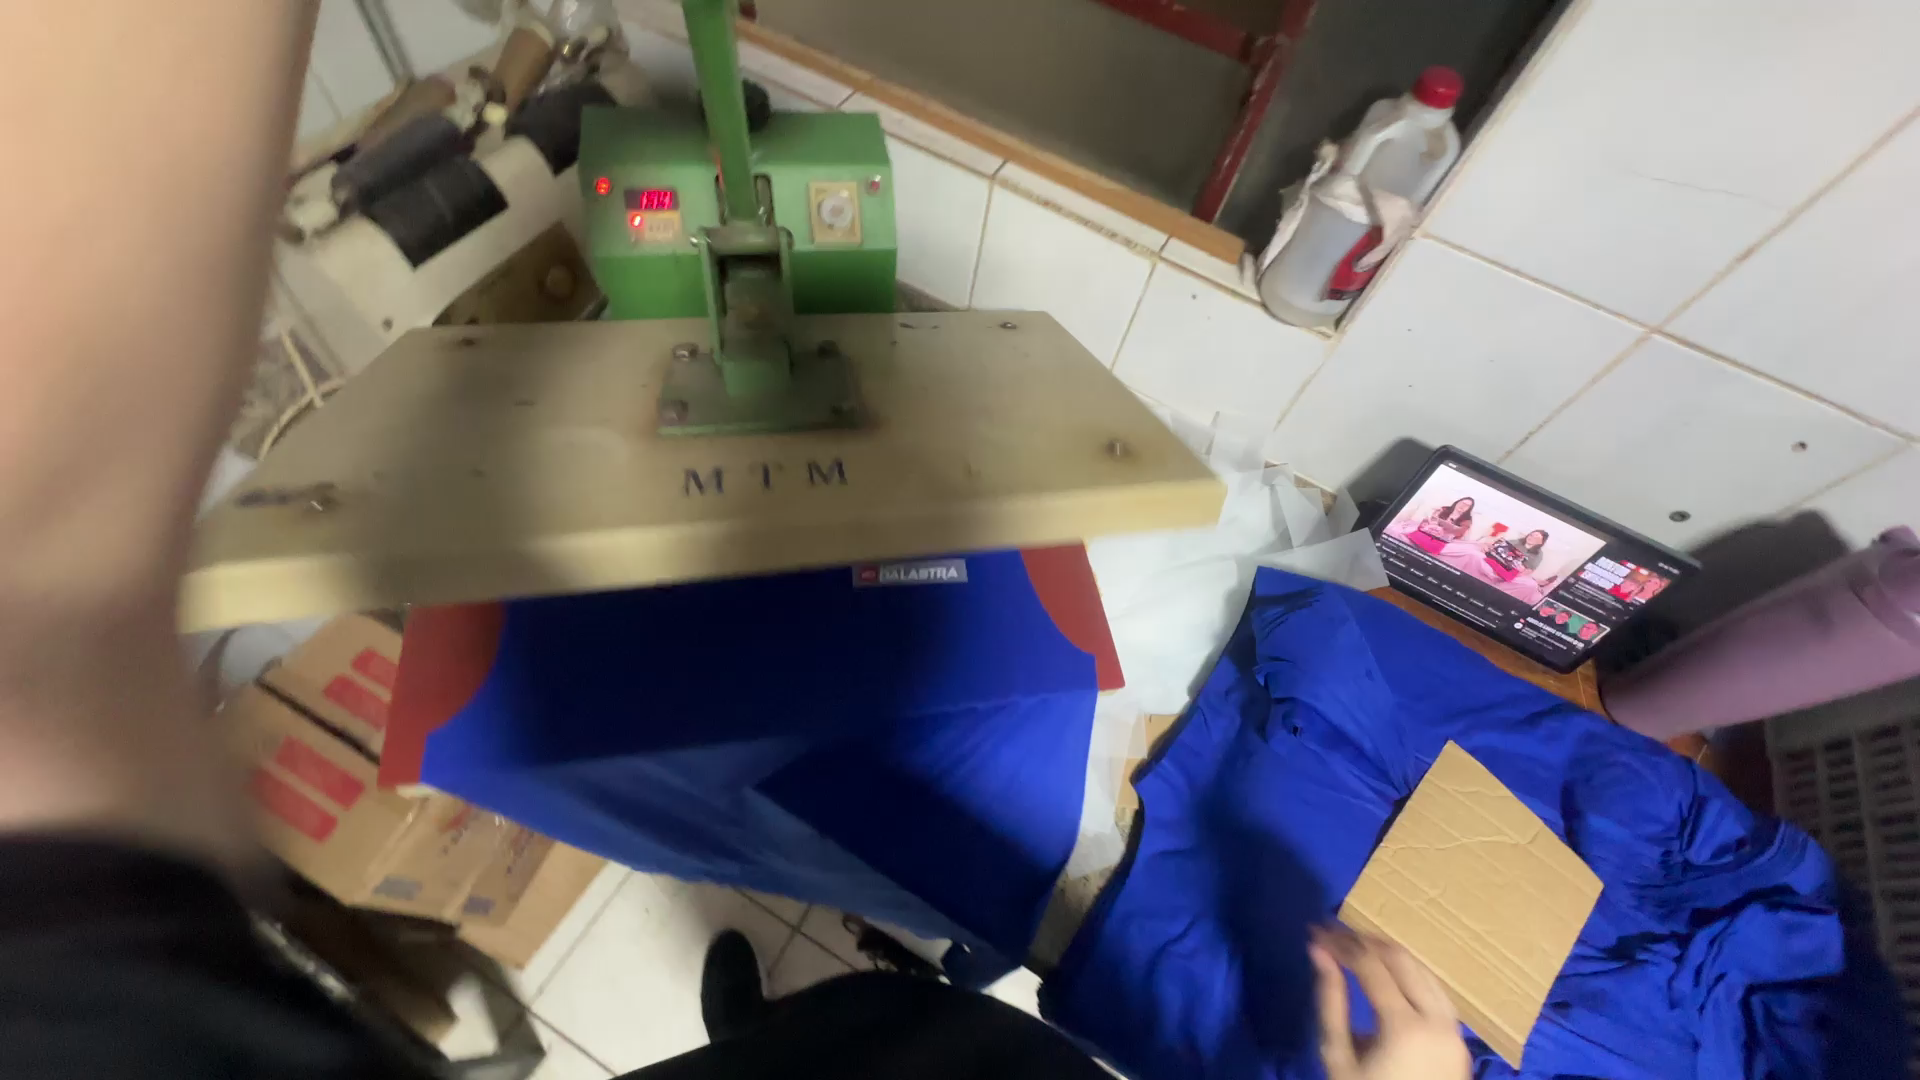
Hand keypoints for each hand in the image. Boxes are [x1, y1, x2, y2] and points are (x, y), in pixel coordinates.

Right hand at [1309, 926, 1470, 1079]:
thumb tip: (1318, 949)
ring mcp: (1454, 1033)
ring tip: (1356, 949)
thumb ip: (1330, 998)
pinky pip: (1436, 991)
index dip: (1340, 941)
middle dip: (1364, 940)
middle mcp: (1437, 1022)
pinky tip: (1388, 976)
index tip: (1315, 930)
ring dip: (1389, 954)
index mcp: (1404, 1027)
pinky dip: (1410, 974)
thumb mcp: (1338, 1055)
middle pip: (1401, 958)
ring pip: (1424, 970)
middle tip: (1334, 934)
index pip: (1370, 963)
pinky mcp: (1459, 1042)